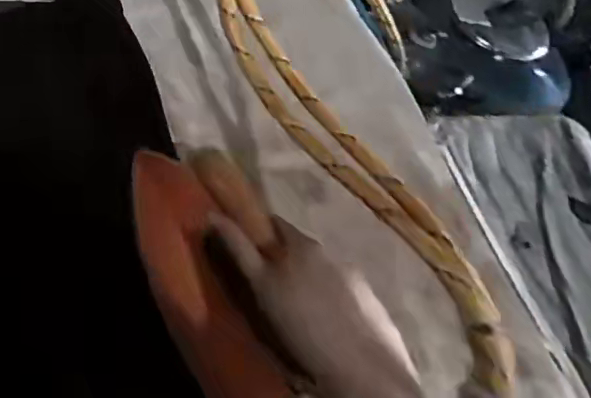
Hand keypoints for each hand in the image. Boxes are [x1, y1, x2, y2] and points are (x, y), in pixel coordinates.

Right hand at [208, 213, 422, 397]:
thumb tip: (211, 213)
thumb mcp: (260, 285)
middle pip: (302, 248)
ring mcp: (361, 283)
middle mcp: (333, 254)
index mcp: (303, 244)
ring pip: (326, 273)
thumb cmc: (303, 323)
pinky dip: (336, 304)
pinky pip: (349, 298)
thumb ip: (237, 247)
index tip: (248, 247)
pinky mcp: (379, 312)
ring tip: (301, 309)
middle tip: (272, 284)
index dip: (259, 231)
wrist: (367, 377)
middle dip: (286, 259)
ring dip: (313, 282)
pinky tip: (330, 327)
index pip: (275, 222)